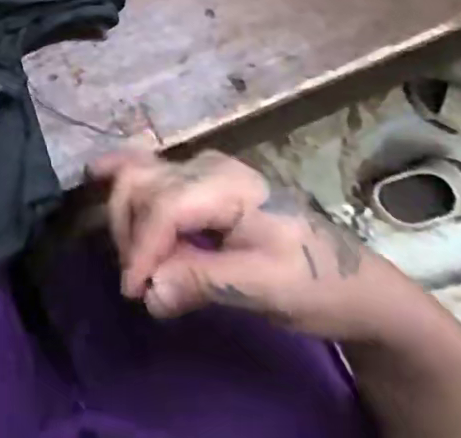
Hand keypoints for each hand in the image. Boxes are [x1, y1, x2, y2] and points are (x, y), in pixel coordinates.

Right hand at [87, 149, 423, 342]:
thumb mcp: (267, 288)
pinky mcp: (196, 181)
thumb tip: (147, 294)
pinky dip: (122, 182)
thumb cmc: (319, 284)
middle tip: (136, 282)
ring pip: (137, 175)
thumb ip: (203, 283)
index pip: (163, 208)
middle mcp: (206, 166)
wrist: (362, 286)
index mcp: (227, 184)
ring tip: (132, 258)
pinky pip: (146, 172)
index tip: (133, 291)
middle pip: (140, 184)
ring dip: (123, 215)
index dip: (141, 248)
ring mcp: (199, 169)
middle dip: (128, 232)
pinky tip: (98, 179)